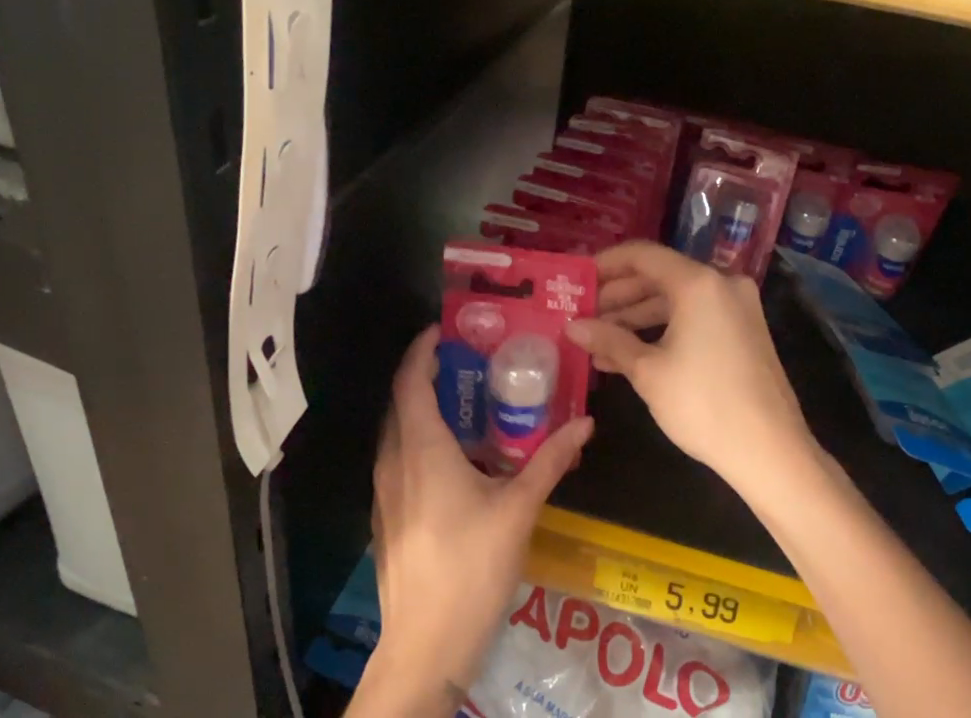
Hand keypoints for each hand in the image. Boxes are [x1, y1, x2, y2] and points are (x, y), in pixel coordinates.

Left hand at [361, 326, 593, 710]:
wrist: (426, 642)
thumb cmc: (472, 566)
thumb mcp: (519, 509)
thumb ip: (550, 461)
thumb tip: (585, 423)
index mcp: (421, 449)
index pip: (411, 380)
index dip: (423, 349)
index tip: (448, 328)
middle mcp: (394, 460)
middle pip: (403, 402)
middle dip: (431, 375)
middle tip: (473, 361)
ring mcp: (385, 490)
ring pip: (400, 432)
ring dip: (427, 409)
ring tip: (472, 403)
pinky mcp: (387, 515)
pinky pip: (401, 459)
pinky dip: (424, 440)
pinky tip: (460, 458)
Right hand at [564, 242, 816, 497]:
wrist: (770, 450)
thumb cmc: (703, 404)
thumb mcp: (648, 371)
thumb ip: (609, 340)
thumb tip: (572, 326)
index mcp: (698, 283)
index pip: (642, 255)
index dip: (606, 264)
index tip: (577, 279)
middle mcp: (721, 284)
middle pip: (659, 276)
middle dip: (617, 295)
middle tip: (580, 312)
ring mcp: (737, 307)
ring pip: (676, 299)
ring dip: (636, 316)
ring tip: (596, 338)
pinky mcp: (743, 331)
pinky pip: (694, 317)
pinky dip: (662, 329)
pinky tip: (628, 353)